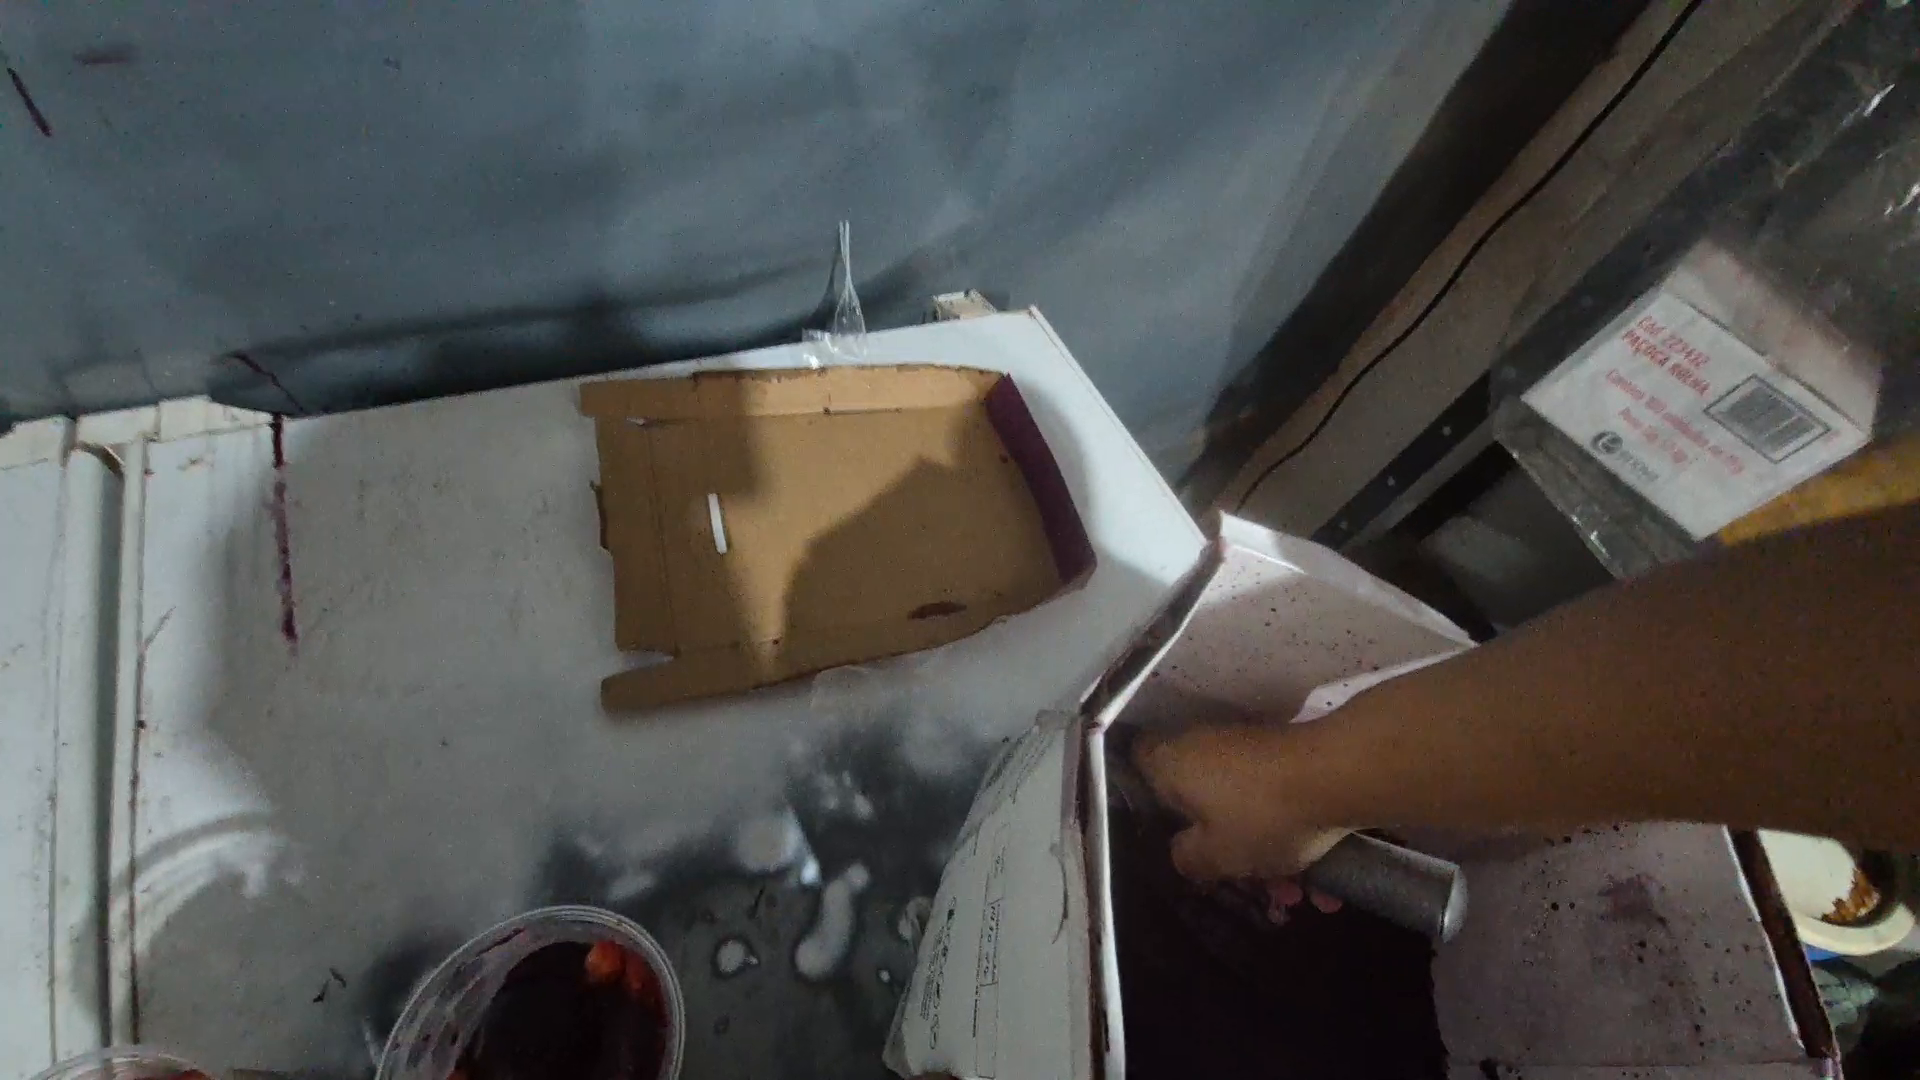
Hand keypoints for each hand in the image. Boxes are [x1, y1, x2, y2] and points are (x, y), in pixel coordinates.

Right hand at [1135, 724, 1349, 880]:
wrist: (1337, 772)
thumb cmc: (1261, 814)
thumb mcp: (1217, 855)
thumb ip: (1188, 858)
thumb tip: (1182, 853)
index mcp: (1170, 763)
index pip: (1136, 763)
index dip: (1144, 795)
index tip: (1166, 830)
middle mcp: (1198, 745)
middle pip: (1195, 796)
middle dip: (1222, 843)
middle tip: (1246, 883)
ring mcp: (1241, 745)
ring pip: (1239, 803)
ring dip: (1264, 849)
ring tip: (1298, 894)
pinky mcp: (1278, 752)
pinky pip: (1269, 797)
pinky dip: (1286, 830)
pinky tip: (1320, 878)